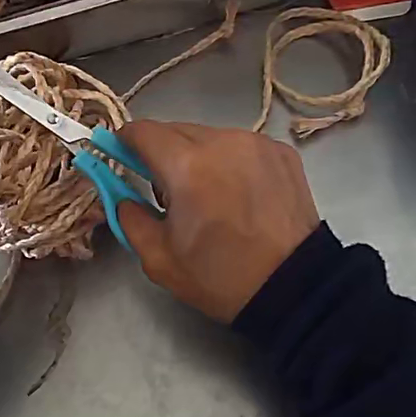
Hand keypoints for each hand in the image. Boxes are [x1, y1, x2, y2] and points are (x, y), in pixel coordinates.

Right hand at [116, 121, 319, 322]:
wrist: (294, 286)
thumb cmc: (222, 277)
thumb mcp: (159, 258)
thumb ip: (128, 217)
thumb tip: (120, 196)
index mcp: (187, 166)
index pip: (143, 131)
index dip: (125, 141)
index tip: (121, 155)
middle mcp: (223, 142)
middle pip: (176, 130)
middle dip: (162, 152)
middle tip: (166, 188)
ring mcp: (257, 143)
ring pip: (210, 136)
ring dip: (198, 156)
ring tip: (208, 194)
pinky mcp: (282, 152)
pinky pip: (241, 146)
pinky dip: (230, 161)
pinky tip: (239, 193)